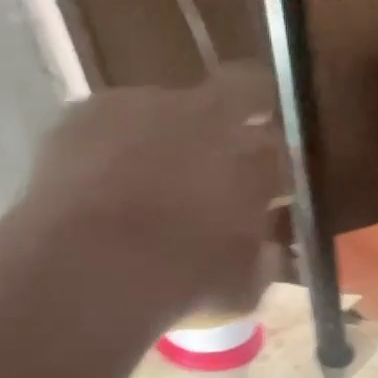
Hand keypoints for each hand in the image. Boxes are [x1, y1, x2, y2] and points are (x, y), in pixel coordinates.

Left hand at [23, 64, 284, 315]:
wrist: (96, 263)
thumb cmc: (185, 282)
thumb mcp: (242, 287)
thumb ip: (262, 260)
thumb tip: (268, 249)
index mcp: (256, 165)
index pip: (284, 149)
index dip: (278, 166)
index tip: (272, 189)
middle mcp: (211, 119)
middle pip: (243, 89)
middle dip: (244, 112)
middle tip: (229, 152)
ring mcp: (148, 105)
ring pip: (173, 107)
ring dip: (173, 134)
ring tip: (154, 179)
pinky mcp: (93, 108)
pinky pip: (117, 117)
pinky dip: (120, 142)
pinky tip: (107, 180)